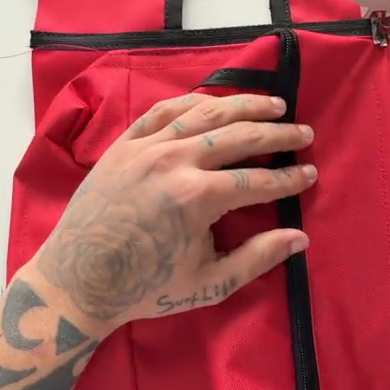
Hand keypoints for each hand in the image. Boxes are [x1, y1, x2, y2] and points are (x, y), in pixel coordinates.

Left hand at [33, 93, 316, 333]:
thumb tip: (300, 238)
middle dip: (278, 134)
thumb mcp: (208, 284)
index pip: (260, 181)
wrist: (78, 280)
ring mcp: (147, 146)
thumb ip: (257, 258)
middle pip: (240, 135)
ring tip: (273, 105)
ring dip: (244, 106)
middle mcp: (176, 161)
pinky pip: (164, 110)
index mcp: (198, 198)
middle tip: (304, 133)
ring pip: (205, 113)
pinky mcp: (124, 143)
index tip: (311, 174)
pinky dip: (194, 101)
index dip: (290, 179)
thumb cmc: (145, 287)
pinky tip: (215, 102)